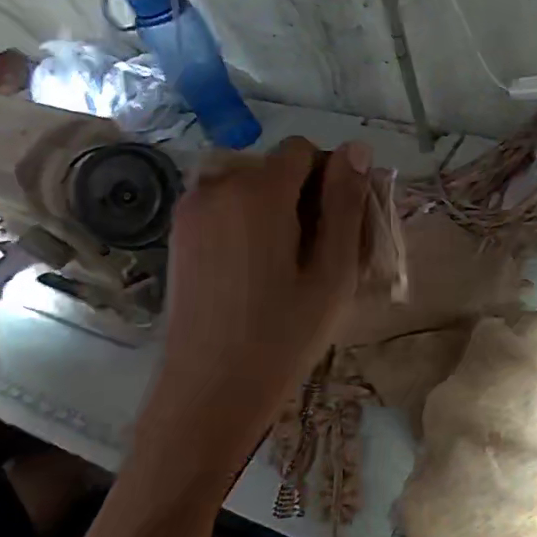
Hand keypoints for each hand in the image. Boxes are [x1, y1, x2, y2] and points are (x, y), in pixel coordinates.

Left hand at [156, 137, 369, 438]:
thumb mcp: (334, 271)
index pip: (303, 151)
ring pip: (251, 187)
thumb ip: (346, 204)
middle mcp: (216, 187)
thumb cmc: (285, 333)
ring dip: (279, 210)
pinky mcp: (180, 235)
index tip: (344, 226)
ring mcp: (191, 210)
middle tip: (324, 254)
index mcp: (258, 192)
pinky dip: (252, 224)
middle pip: (275, 167)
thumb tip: (356, 149)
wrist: (212, 388)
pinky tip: (261, 272)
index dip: (332, 178)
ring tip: (292, 266)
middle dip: (306, 196)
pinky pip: (227, 208)